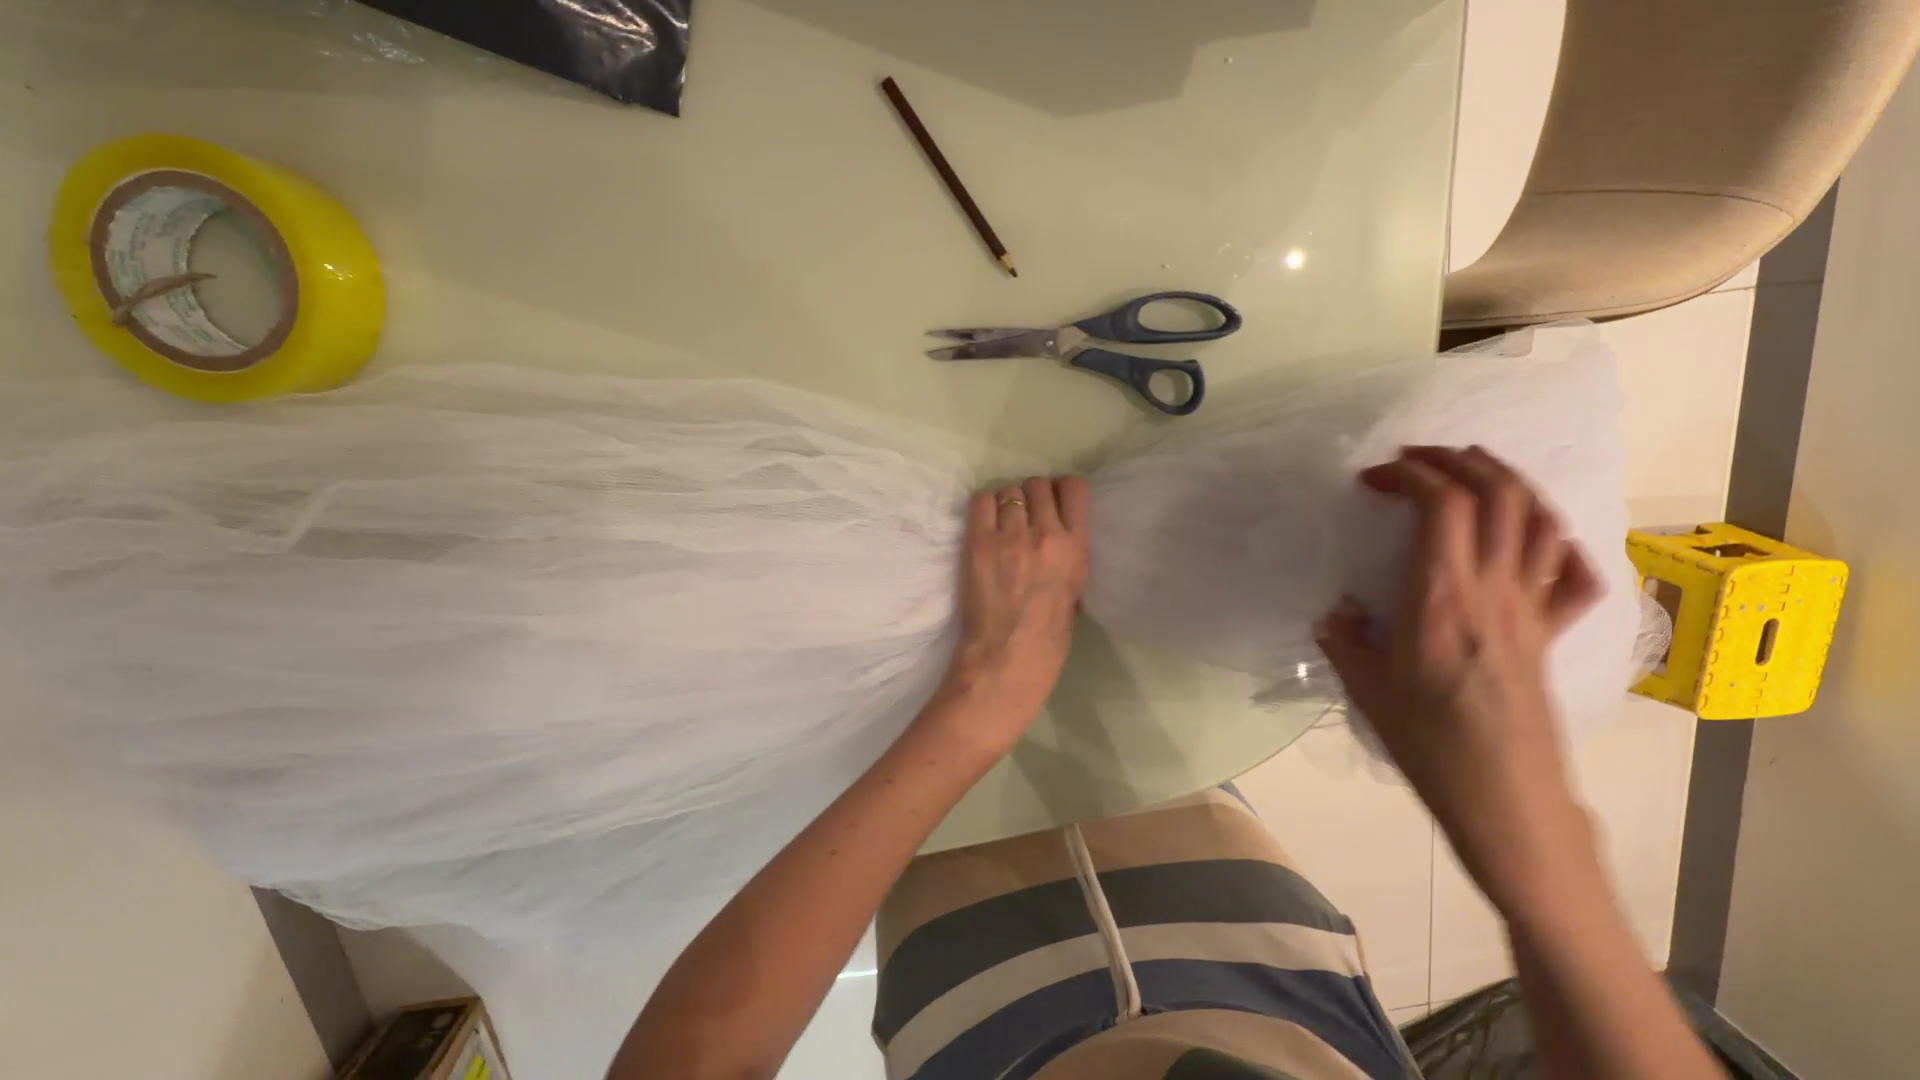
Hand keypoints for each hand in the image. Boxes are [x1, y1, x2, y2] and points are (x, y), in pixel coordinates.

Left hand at [927, 476, 1091, 755]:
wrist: (1008, 656)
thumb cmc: (1048, 636)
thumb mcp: (1076, 590)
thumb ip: (1067, 555)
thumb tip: (1055, 534)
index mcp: (1077, 547)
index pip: (1073, 487)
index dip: (1059, 489)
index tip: (1051, 502)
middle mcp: (1047, 534)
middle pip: (1037, 484)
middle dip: (1030, 496)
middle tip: (1022, 517)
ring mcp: (1011, 535)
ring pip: (1009, 491)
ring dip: (1005, 504)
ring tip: (1000, 526)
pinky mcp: (980, 542)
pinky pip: (981, 500)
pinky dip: (983, 507)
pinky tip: (984, 526)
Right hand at [1315, 446, 1603, 905]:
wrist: (1505, 797)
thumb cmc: (1427, 743)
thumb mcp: (1364, 687)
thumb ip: (1346, 637)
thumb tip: (1341, 611)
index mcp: (1441, 597)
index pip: (1442, 505)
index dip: (1410, 474)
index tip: (1373, 479)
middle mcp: (1495, 589)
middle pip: (1499, 495)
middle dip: (1459, 460)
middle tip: (1419, 459)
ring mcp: (1533, 609)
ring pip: (1540, 521)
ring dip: (1509, 482)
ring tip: (1474, 473)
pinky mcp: (1552, 634)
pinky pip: (1575, 576)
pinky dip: (1559, 543)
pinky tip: (1533, 541)